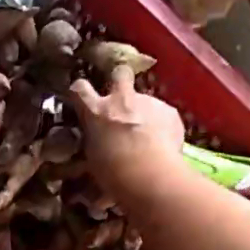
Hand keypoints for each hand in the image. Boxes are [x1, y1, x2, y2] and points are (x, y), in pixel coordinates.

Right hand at [68, 64, 188, 182]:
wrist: (150, 176)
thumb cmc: (112, 173)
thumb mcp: (93, 158)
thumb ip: (94, 142)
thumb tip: (94, 145)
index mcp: (97, 112)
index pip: (79, 88)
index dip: (80, 91)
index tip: (81, 97)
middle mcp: (121, 100)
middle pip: (120, 73)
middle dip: (119, 78)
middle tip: (120, 96)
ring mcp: (148, 102)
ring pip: (144, 99)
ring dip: (142, 111)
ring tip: (145, 135)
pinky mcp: (170, 111)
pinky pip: (162, 113)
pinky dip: (160, 124)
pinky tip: (160, 142)